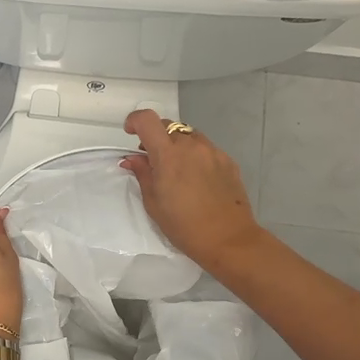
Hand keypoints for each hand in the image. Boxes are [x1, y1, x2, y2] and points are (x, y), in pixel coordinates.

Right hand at [122, 109, 263, 267]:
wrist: (228, 239)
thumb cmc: (183, 225)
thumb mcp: (153, 203)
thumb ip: (142, 174)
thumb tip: (132, 159)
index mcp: (168, 154)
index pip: (147, 120)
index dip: (134, 121)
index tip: (130, 133)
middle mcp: (192, 145)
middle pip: (168, 127)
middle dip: (156, 138)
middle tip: (154, 162)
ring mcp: (213, 151)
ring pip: (189, 136)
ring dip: (178, 146)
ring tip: (178, 172)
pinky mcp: (228, 161)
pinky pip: (206, 149)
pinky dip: (196, 157)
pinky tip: (197, 180)